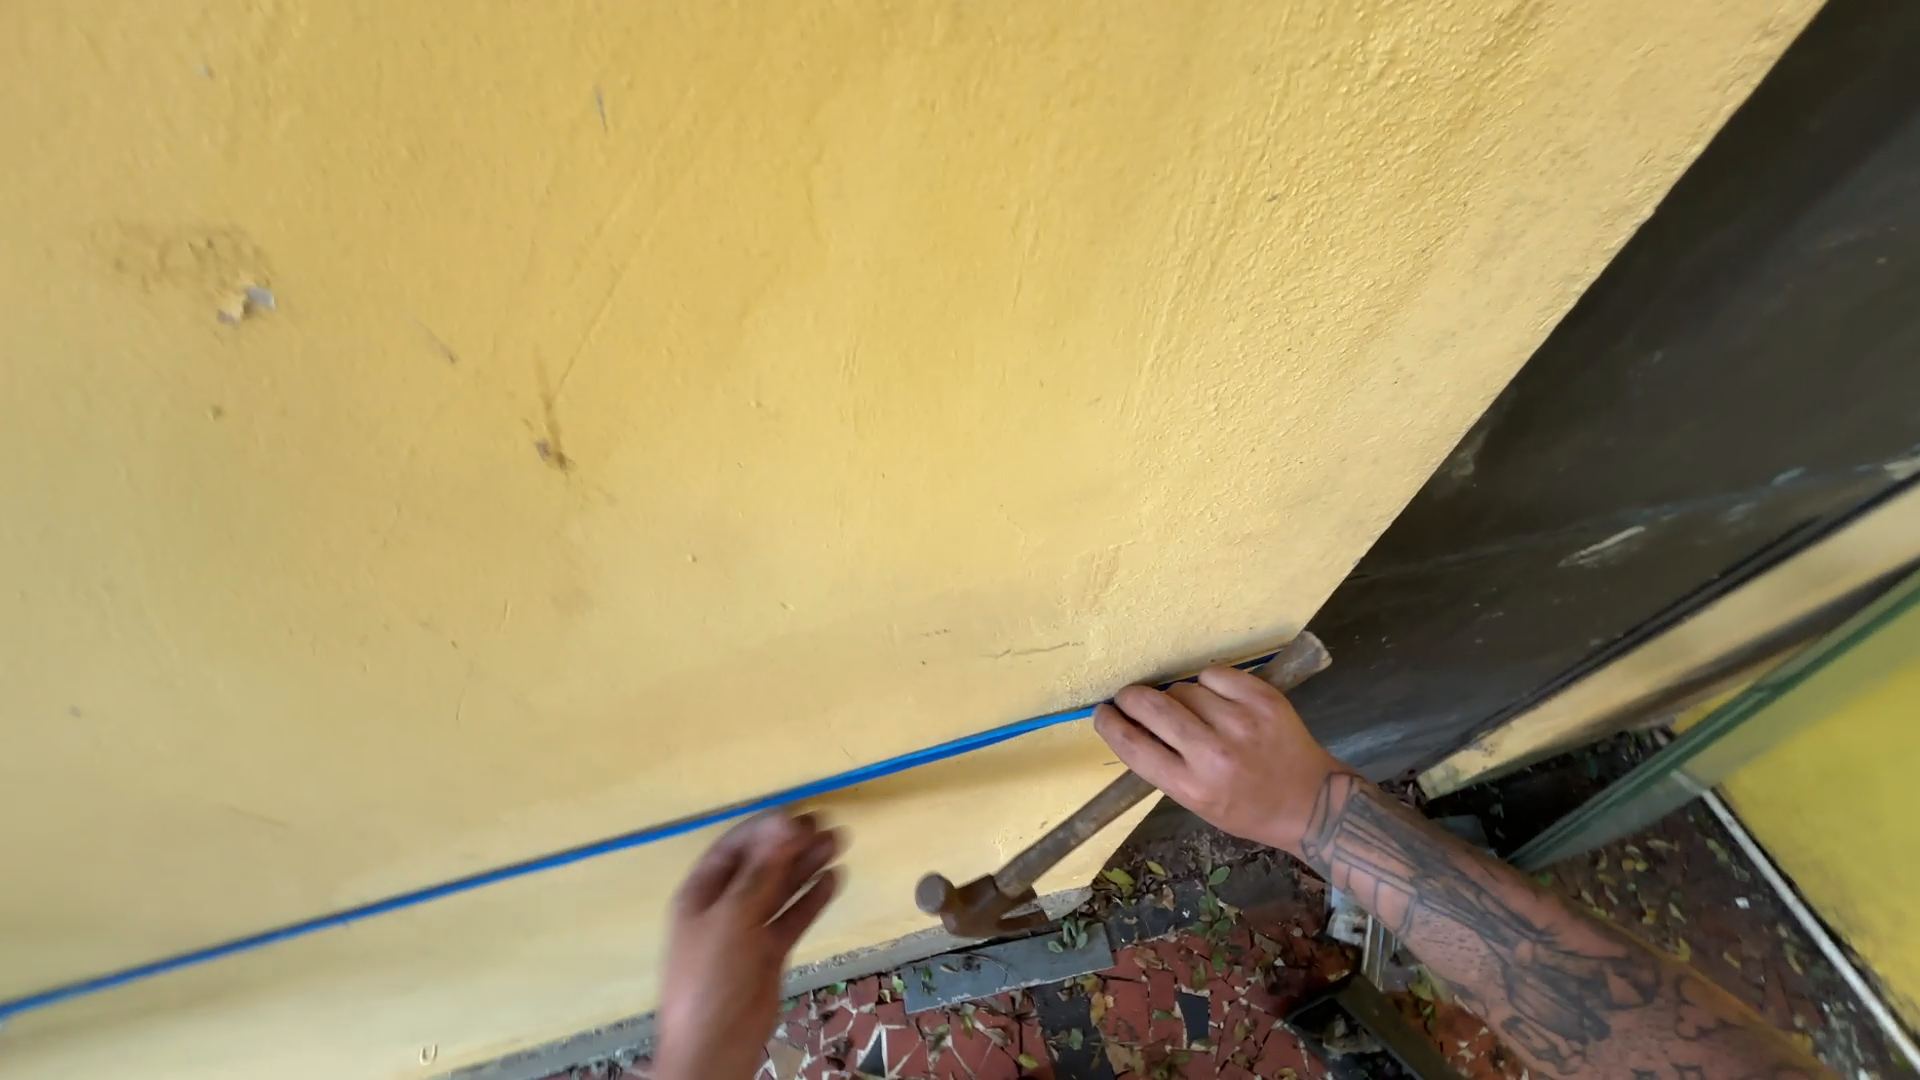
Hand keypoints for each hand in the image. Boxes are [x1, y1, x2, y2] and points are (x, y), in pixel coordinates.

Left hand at [654, 812, 842, 1079]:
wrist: (715, 1048)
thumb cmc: (713, 975)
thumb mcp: (734, 915)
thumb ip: (763, 870)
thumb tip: (787, 824)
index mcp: (701, 892)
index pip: (735, 846)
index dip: (767, 828)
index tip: (800, 815)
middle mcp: (724, 905)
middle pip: (761, 864)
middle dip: (792, 844)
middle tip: (827, 825)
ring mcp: (747, 929)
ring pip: (780, 888)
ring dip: (807, 865)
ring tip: (837, 842)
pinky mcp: (768, 951)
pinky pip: (792, 916)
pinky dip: (811, 898)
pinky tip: (832, 879)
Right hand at [1092, 666, 1353, 857]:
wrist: (1311, 802)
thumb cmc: (1245, 807)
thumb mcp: (1195, 801)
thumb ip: (1161, 763)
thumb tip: (1127, 721)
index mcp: (1191, 786)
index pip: (1132, 744)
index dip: (1109, 723)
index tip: (1103, 713)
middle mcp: (1214, 754)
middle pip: (1150, 705)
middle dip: (1131, 697)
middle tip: (1131, 699)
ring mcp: (1241, 722)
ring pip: (1182, 687)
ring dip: (1177, 695)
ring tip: (1192, 711)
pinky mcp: (1263, 698)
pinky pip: (1213, 673)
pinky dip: (1208, 682)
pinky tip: (1218, 699)